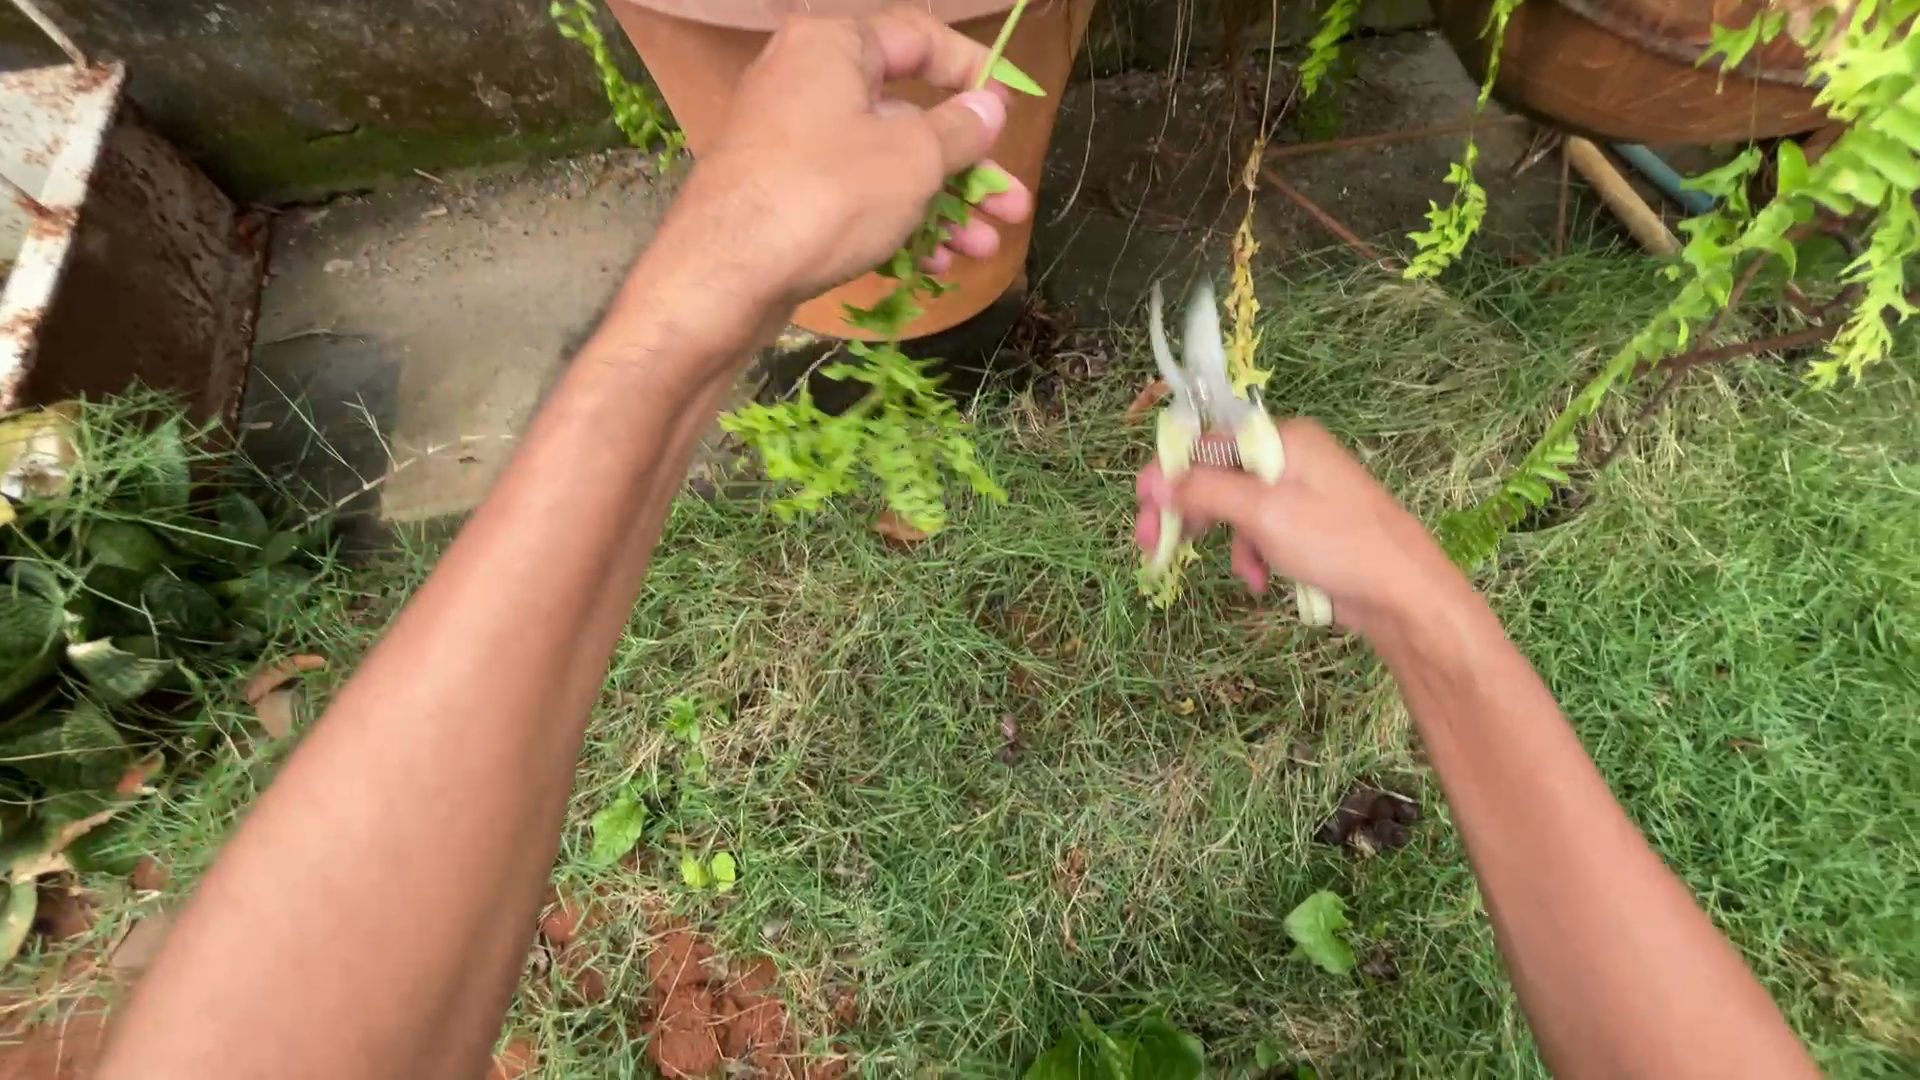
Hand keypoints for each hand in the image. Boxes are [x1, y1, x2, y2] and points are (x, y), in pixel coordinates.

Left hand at [647, 4, 1033, 313]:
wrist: (729, 272)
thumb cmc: (828, 194)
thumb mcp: (911, 158)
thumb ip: (959, 130)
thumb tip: (991, 106)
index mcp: (835, 46)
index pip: (919, 38)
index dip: (972, 73)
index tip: (1009, 110)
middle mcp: (810, 85)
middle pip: (908, 120)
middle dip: (968, 171)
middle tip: (1012, 207)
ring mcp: (794, 147)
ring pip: (886, 170)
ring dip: (941, 211)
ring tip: (983, 249)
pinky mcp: (787, 199)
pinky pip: (855, 201)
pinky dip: (895, 226)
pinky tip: (933, 264)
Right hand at [1134, 419, 1466, 635]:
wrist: (1405, 595)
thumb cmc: (1336, 543)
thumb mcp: (1262, 513)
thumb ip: (1204, 491)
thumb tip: (1152, 480)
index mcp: (1282, 440)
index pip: (1207, 444)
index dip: (1169, 473)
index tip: (1141, 505)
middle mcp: (1287, 458)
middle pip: (1215, 477)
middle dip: (1187, 514)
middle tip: (1152, 546)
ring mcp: (1296, 492)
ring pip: (1233, 509)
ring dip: (1227, 542)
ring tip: (1243, 573)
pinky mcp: (1303, 524)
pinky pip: (1257, 532)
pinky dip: (1252, 555)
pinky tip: (1263, 579)